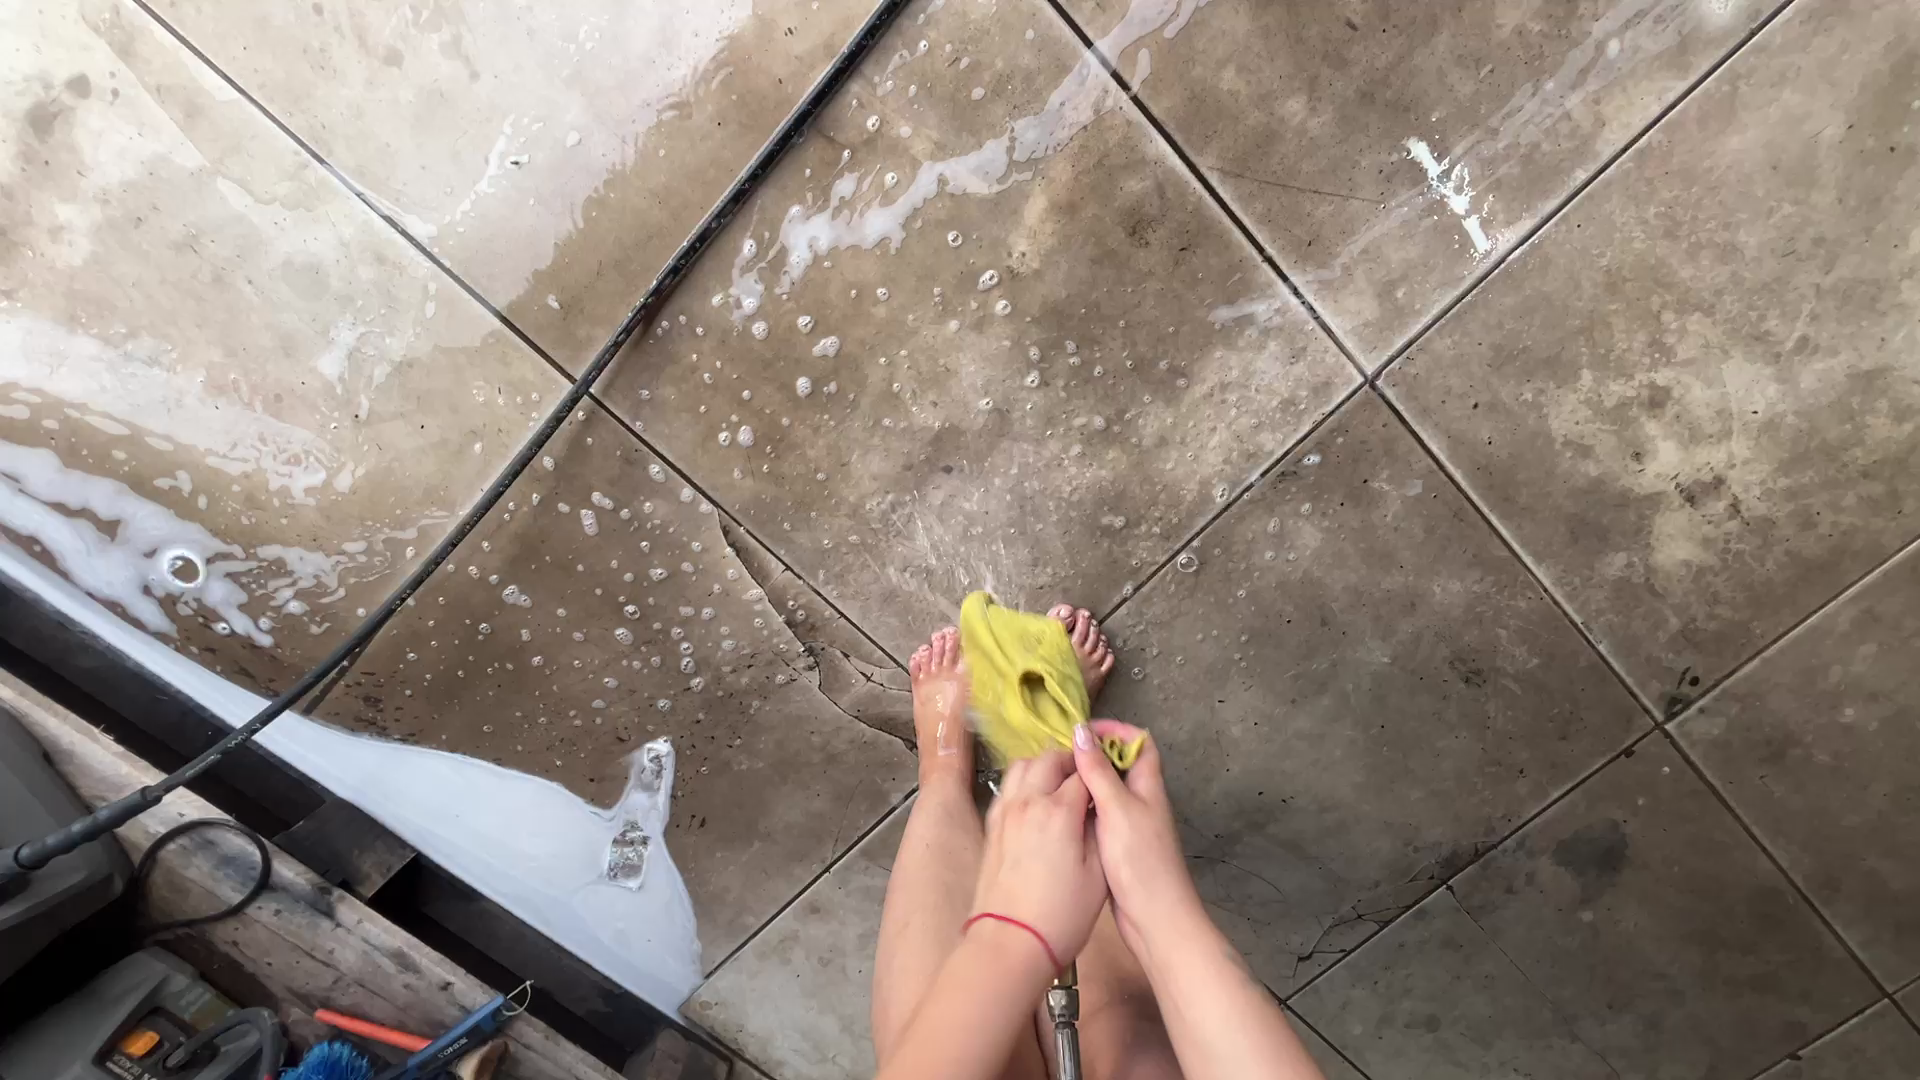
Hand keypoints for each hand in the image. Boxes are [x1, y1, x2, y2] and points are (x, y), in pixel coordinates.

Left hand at [971, 751, 1107, 966]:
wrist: (1009, 942)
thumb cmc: (1061, 915)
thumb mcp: (1098, 877)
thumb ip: (1100, 832)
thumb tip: (1099, 808)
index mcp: (1059, 811)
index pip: (1083, 774)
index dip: (1099, 775)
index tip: (1108, 781)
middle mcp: (1029, 800)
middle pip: (1050, 759)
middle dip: (1071, 762)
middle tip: (1085, 778)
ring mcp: (1006, 810)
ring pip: (1023, 764)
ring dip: (1043, 766)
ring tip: (1059, 784)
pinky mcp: (992, 823)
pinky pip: (1007, 784)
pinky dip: (1023, 780)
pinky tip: (1035, 800)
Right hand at [1072, 720, 1204, 964]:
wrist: (1155, 919)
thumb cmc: (1139, 859)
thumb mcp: (1116, 808)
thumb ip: (1098, 769)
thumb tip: (1081, 730)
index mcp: (1148, 784)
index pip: (1138, 741)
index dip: (1114, 730)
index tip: (1082, 731)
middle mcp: (1142, 799)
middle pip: (1121, 762)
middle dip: (1093, 752)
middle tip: (1060, 753)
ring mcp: (1131, 822)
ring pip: (1108, 788)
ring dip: (1086, 778)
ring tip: (1055, 777)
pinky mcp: (1119, 844)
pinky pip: (1100, 812)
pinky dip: (1083, 805)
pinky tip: (1061, 810)